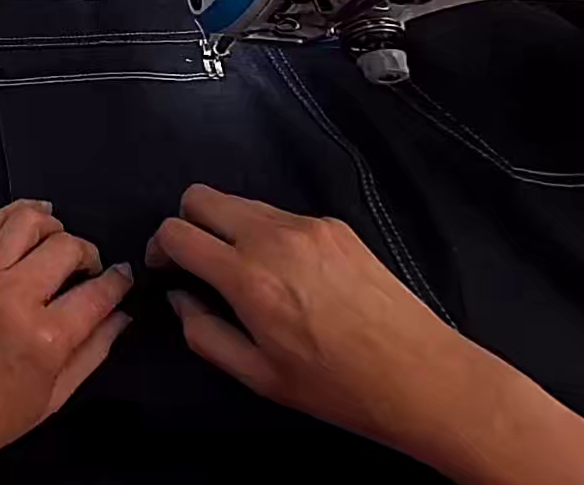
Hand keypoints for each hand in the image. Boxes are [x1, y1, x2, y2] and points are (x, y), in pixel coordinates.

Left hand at [0, 199, 133, 482]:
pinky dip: (24, 211)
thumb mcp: (52, 398)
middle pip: (70, 247)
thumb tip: (121, 315)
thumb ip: (95, 351)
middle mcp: (15, 297)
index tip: (123, 276)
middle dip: (90, 256)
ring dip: (57, 229)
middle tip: (89, 271)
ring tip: (59, 249)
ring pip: (35, 220)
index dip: (119, 281)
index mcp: (43, 339)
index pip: (98, 292)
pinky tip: (37, 222)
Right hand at [150, 186, 583, 484]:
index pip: (178, 231)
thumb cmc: (336, 387)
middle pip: (200, 195)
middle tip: (196, 259)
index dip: (159, 245)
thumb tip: (177, 296)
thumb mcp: (260, 378)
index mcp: (248, 278)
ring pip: (238, 200)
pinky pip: (277, 213)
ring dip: (225, 226)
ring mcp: (304, 222)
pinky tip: (291, 271)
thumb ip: (204, 333)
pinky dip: (264, 232)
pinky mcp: (330, 220)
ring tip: (246, 269)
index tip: (163, 266)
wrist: (423, 373)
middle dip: (185, 221)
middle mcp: (270, 236)